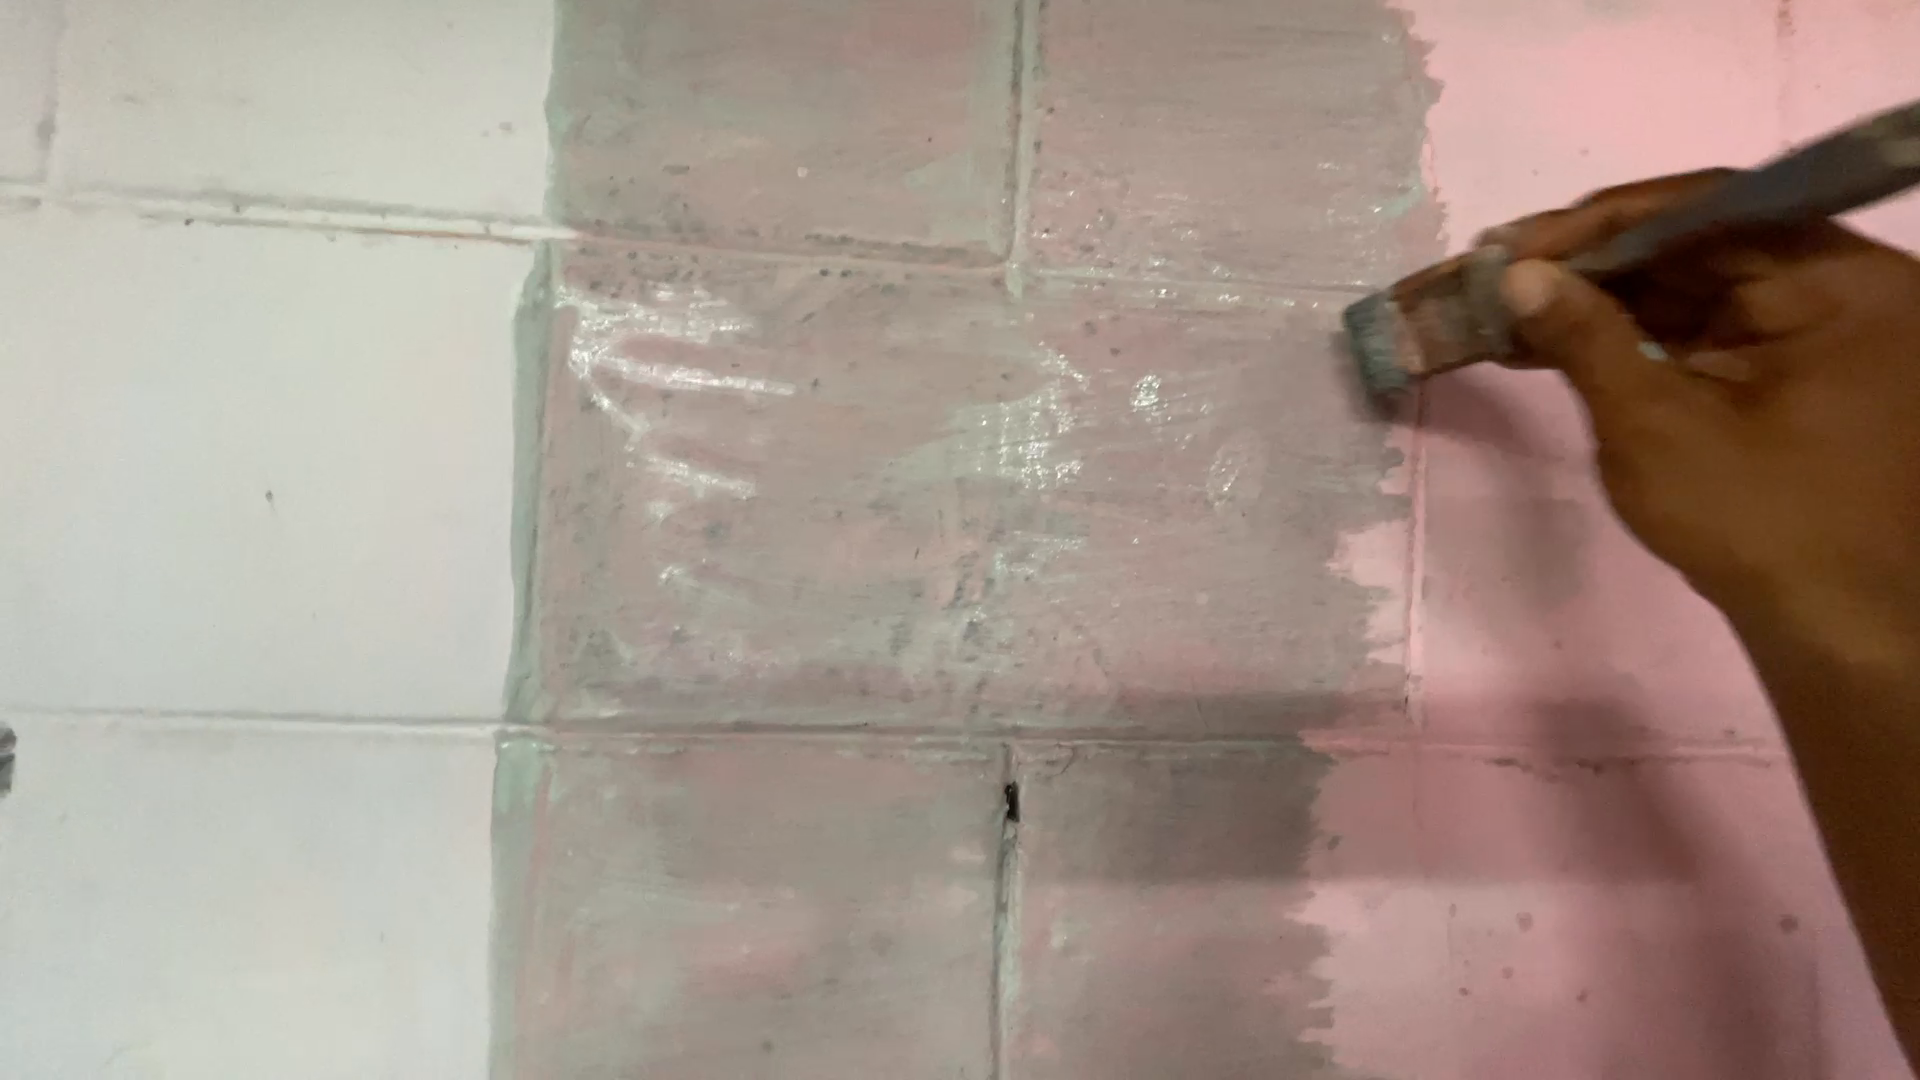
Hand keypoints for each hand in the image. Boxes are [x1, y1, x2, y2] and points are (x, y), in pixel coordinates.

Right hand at [1486, 172, 1919, 657]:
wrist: (1830, 614)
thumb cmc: (1753, 514)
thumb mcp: (1654, 421)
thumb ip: (1585, 339)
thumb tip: (1517, 275)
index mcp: (1839, 284)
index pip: (1710, 211)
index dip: (1600, 222)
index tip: (1511, 248)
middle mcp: (1835, 289)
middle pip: (1694, 244)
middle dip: (1586, 259)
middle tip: (1494, 275)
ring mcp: (1807, 330)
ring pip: (1682, 287)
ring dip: (1590, 298)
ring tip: (1501, 309)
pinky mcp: (1773, 370)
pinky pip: (1687, 329)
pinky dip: (1616, 334)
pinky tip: (1544, 341)